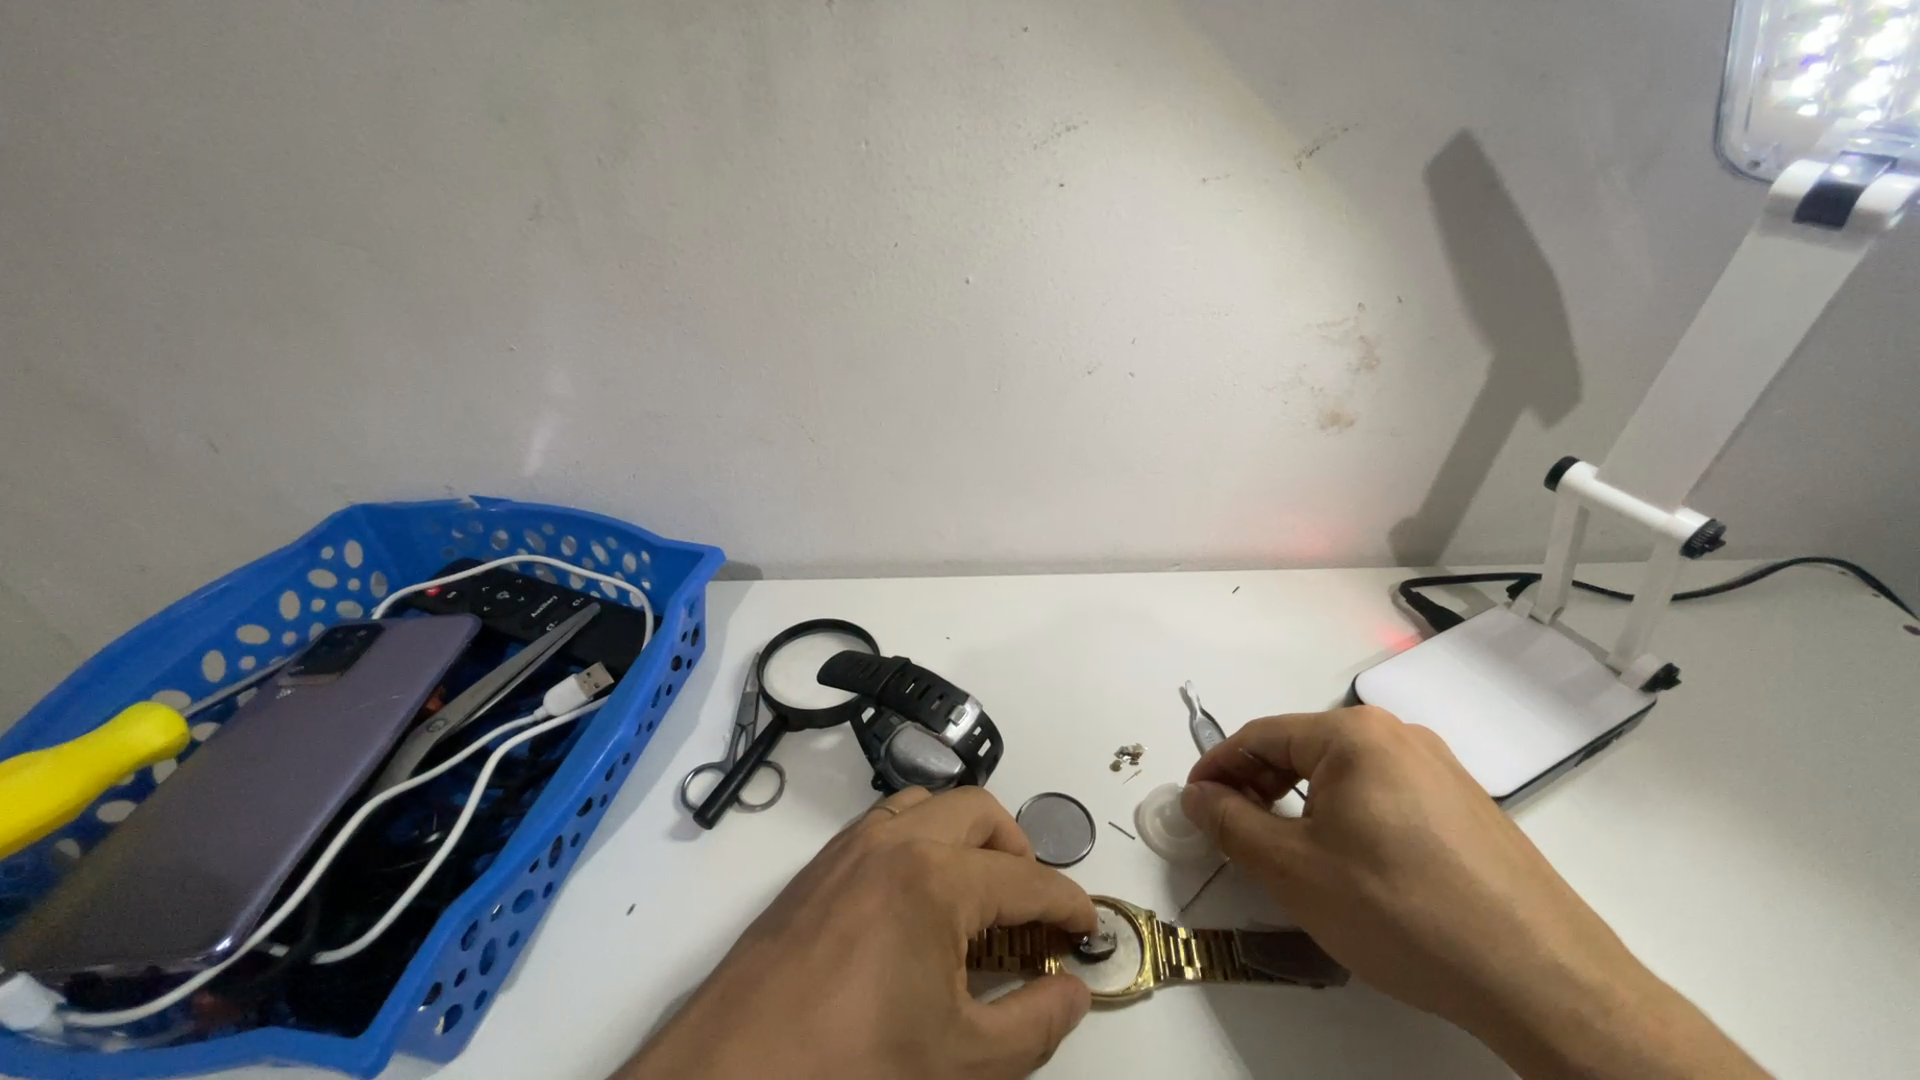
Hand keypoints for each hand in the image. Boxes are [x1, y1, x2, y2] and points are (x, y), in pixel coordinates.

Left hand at [619, 787, 1097, 1079]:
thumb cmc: (851, 1065)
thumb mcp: (961, 1060)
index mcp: (936, 879)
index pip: (1027, 879)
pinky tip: (917, 901)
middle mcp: (894, 842)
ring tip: (976, 896)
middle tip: (1030, 911)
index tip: (1087, 929)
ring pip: (929, 804)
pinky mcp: (817, 865)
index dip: (1068, 904)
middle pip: (981, 813)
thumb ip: (1035, 1023)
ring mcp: (849, 846)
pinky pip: (885, 823)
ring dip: (966, 836)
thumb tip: (1074, 993)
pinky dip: (920, 839)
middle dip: (1019, 853)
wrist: (732, 1074)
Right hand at [1183, 706, 1767, 1079]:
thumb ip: (1230, 823)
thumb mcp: (1293, 869)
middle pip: (1302, 749)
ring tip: (1287, 855)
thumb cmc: (1400, 910)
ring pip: (1343, 774)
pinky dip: (1346, 817)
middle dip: (1258, 787)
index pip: (1260, 736)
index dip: (1217, 769)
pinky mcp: (1467, 805)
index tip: (1193, 806)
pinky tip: (1349, 865)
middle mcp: (1400, 735)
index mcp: (1355, 734)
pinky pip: (1384, 794)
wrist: (1541, 977)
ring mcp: (1441, 768)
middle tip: (1234, 834)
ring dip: (1300, 805)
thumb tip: (1197, 796)